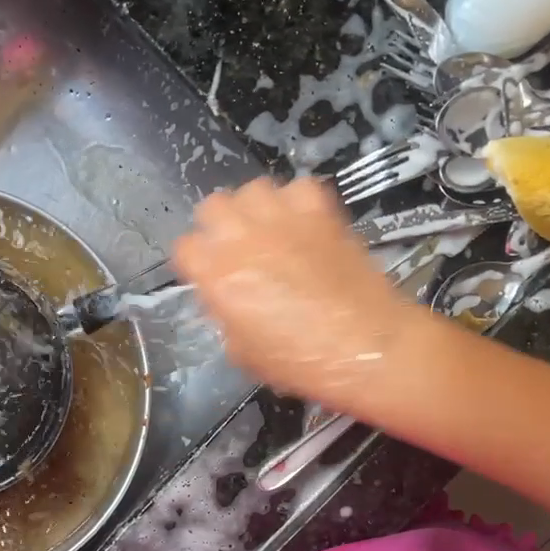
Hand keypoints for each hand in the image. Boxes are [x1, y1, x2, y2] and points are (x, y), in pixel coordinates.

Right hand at [172, 177, 413, 411]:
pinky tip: (303, 225)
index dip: (195, 261)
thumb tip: (232, 303)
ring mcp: (283, 219)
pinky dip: (296, 202)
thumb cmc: (300, 361)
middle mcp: (243, 238)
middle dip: (219, 224)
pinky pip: (298, 189)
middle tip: (235, 247)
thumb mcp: (244, 352)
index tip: (206, 273)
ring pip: (254, 189)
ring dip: (255, 208)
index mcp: (217, 276)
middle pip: (213, 206)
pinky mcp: (321, 211)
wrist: (363, 347)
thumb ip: (228, 317)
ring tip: (268, 230)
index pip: (185, 247)